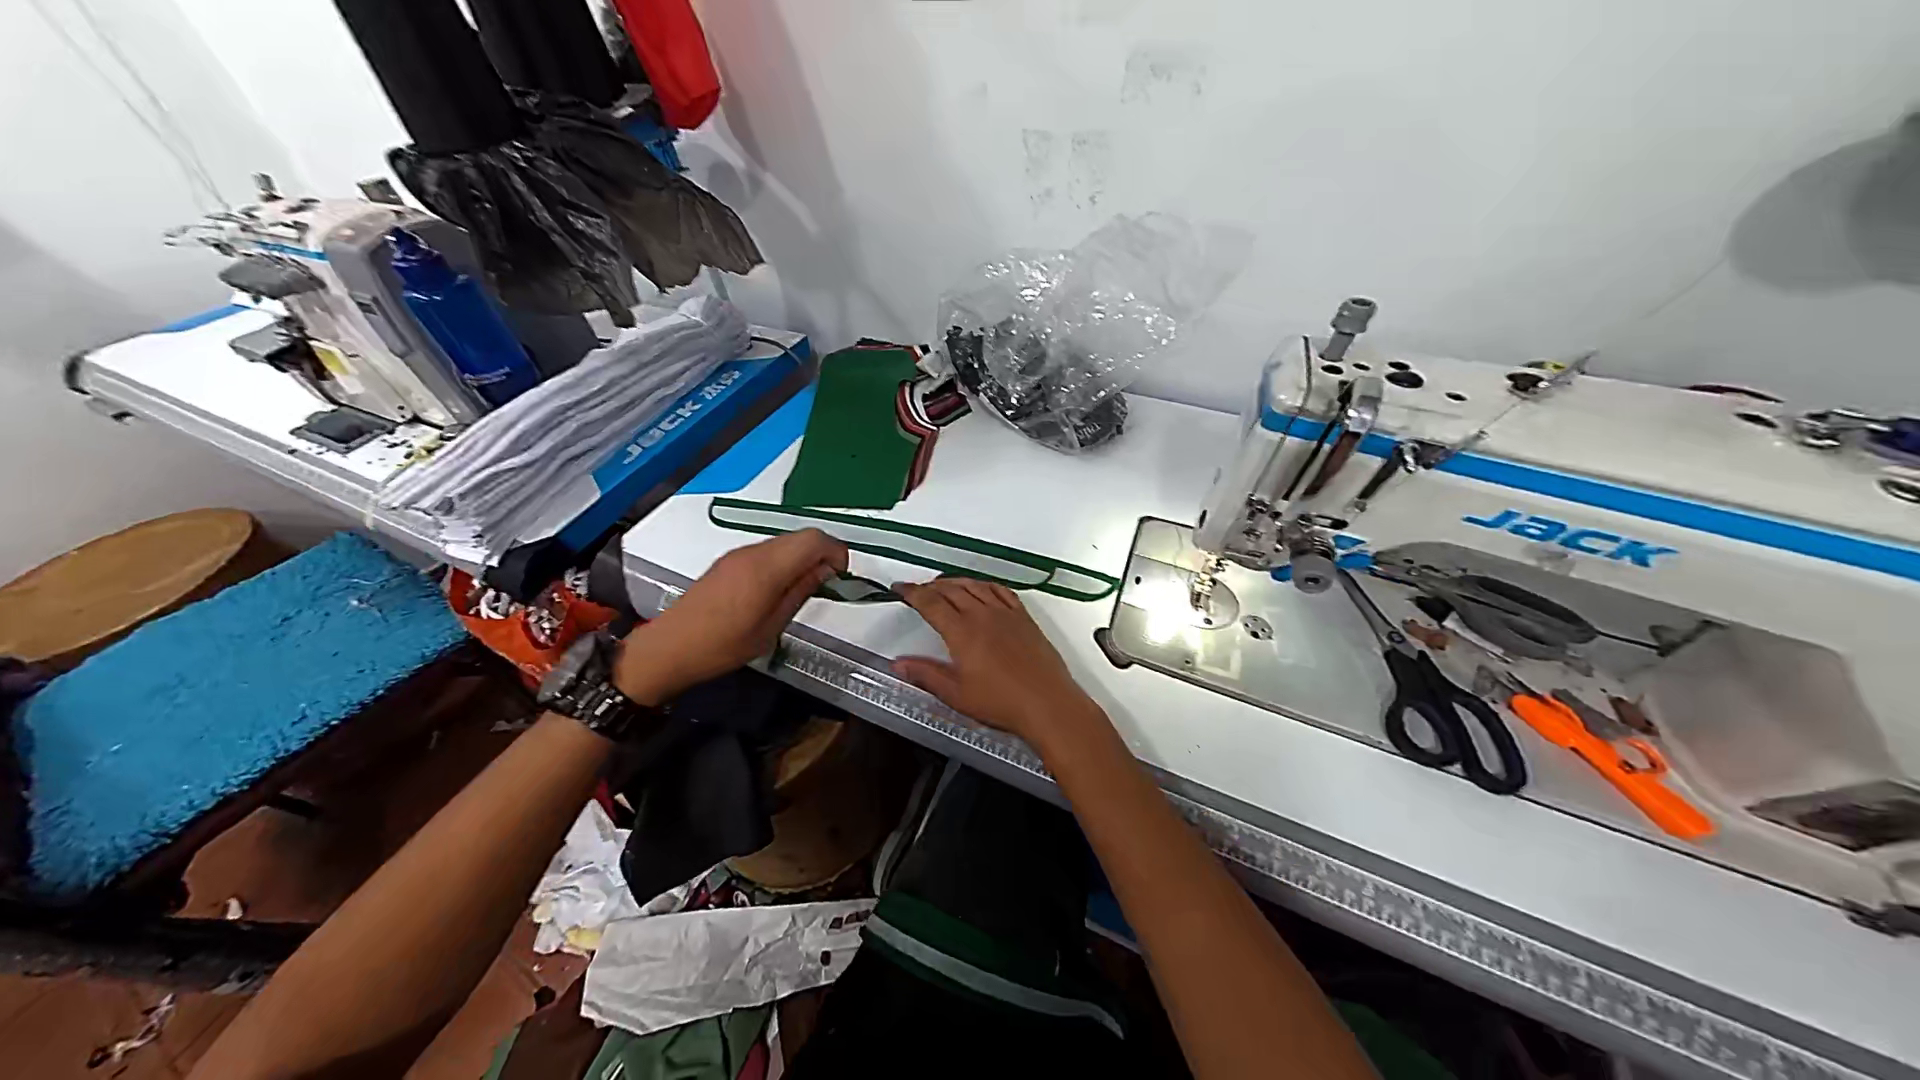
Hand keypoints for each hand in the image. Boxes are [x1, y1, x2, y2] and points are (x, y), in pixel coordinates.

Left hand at [615, 529, 847, 704]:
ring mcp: (738, 555)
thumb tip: (825, 571)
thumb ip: (800, 592)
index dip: (835, 552)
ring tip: (803, 589)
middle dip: (821, 554)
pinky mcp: (728, 562)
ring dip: (801, 558)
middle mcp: (752, 552)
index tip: (840, 576)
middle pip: (800, 537)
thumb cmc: (722, 646)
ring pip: (784, 542)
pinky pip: (766, 551)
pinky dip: (783, 562)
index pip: (814, 540)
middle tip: (827, 583)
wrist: (670, 648)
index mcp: (766, 568)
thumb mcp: (772, 627)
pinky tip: (778, 589)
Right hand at [892, 578, 1104, 748]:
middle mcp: (983, 616)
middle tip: (919, 590)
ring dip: (956, 581)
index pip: (930, 602)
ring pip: (975, 586)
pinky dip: (986, 585)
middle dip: (931, 586)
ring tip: (945, 584)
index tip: (901, 588)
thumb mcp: (956, 694)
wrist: (1047, 704)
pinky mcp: (1024, 618)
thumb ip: (926, 675)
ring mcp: (1006, 614)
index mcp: (962, 632)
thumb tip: (901, 665)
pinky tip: (983, 587)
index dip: (912, 592)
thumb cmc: (1004, 702)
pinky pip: (1002, 591)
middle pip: (952, 589)